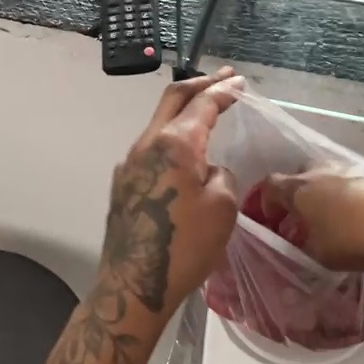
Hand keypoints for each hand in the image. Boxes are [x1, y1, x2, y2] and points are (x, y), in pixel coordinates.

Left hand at [95, 68, 245, 325]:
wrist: (134, 284)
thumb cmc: (186, 246)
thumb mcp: (222, 208)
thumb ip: (221, 175)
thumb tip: (208, 169)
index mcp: (174, 144)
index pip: (202, 103)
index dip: (223, 90)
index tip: (240, 83)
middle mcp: (147, 144)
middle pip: (173, 100)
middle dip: (200, 85)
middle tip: (225, 78)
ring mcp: (129, 163)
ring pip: (159, 123)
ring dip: (184, 112)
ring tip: (207, 110)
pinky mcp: (123, 183)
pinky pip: (152, 148)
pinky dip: (173, 138)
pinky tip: (185, 152)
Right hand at [262, 171, 363, 275]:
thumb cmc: (351, 239)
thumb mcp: (319, 256)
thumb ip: (304, 251)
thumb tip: (300, 254)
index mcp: (300, 190)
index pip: (271, 185)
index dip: (267, 200)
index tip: (272, 219)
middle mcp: (323, 173)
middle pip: (303, 175)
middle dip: (300, 194)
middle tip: (305, 218)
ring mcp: (355, 172)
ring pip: (334, 178)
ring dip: (332, 195)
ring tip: (340, 221)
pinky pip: (361, 187)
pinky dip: (358, 200)